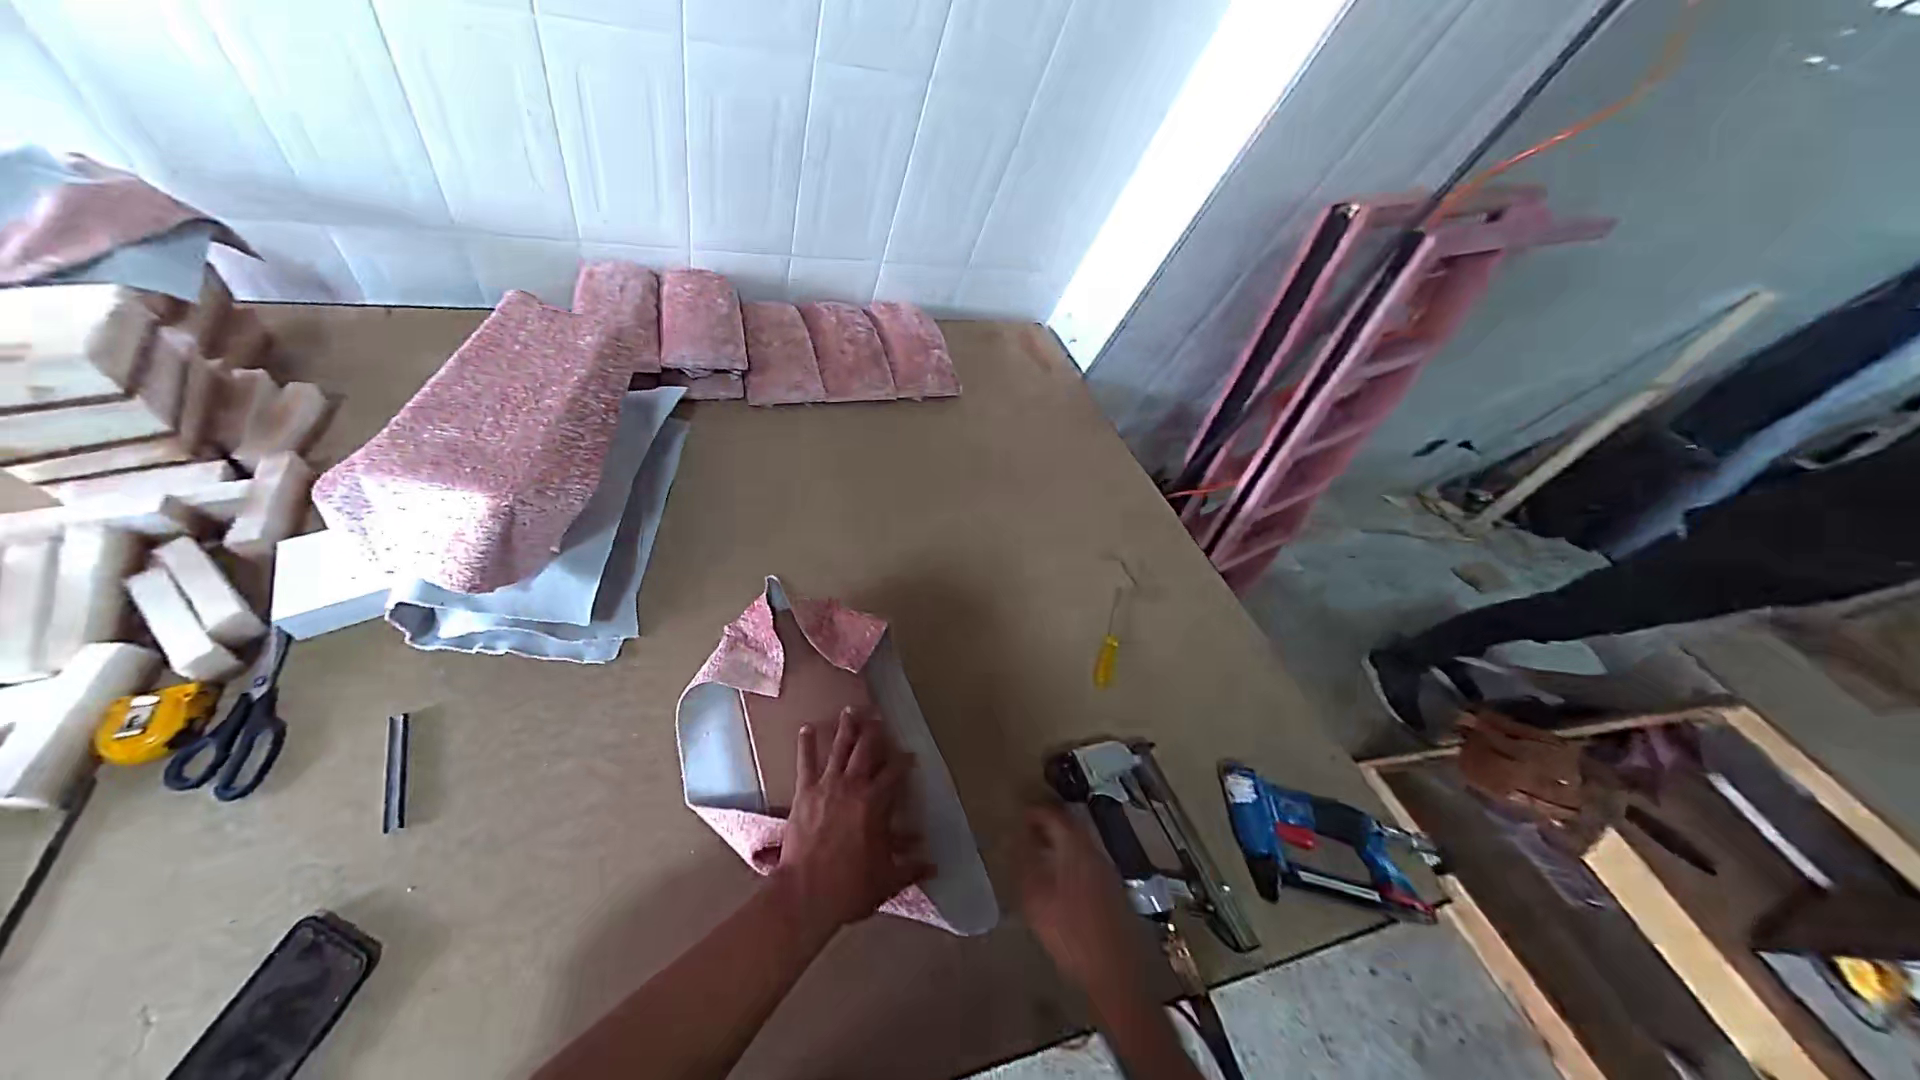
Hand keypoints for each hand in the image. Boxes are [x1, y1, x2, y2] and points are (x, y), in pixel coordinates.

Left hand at [773, 707, 930, 931]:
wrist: (806, 894)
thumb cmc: (850, 886)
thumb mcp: (888, 879)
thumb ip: (911, 868)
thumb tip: (934, 866)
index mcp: (876, 803)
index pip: (895, 773)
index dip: (904, 761)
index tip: (910, 755)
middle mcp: (853, 786)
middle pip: (867, 750)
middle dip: (875, 732)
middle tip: (879, 717)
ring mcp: (827, 786)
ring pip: (839, 749)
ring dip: (847, 728)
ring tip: (850, 710)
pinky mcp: (804, 793)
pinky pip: (805, 763)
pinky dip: (806, 744)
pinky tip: (806, 728)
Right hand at [1019, 802, 1153, 989]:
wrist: (1115, 971)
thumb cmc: (1070, 932)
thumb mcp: (1035, 897)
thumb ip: (1024, 862)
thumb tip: (1016, 838)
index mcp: (1076, 848)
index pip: (1054, 815)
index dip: (1035, 812)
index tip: (1018, 815)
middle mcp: (1095, 852)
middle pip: (1070, 826)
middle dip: (1048, 825)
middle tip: (1027, 831)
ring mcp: (1108, 871)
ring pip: (1080, 844)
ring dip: (1060, 842)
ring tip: (1039, 853)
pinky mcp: (1114, 890)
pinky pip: (1088, 860)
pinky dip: (1071, 858)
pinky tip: (1059, 878)